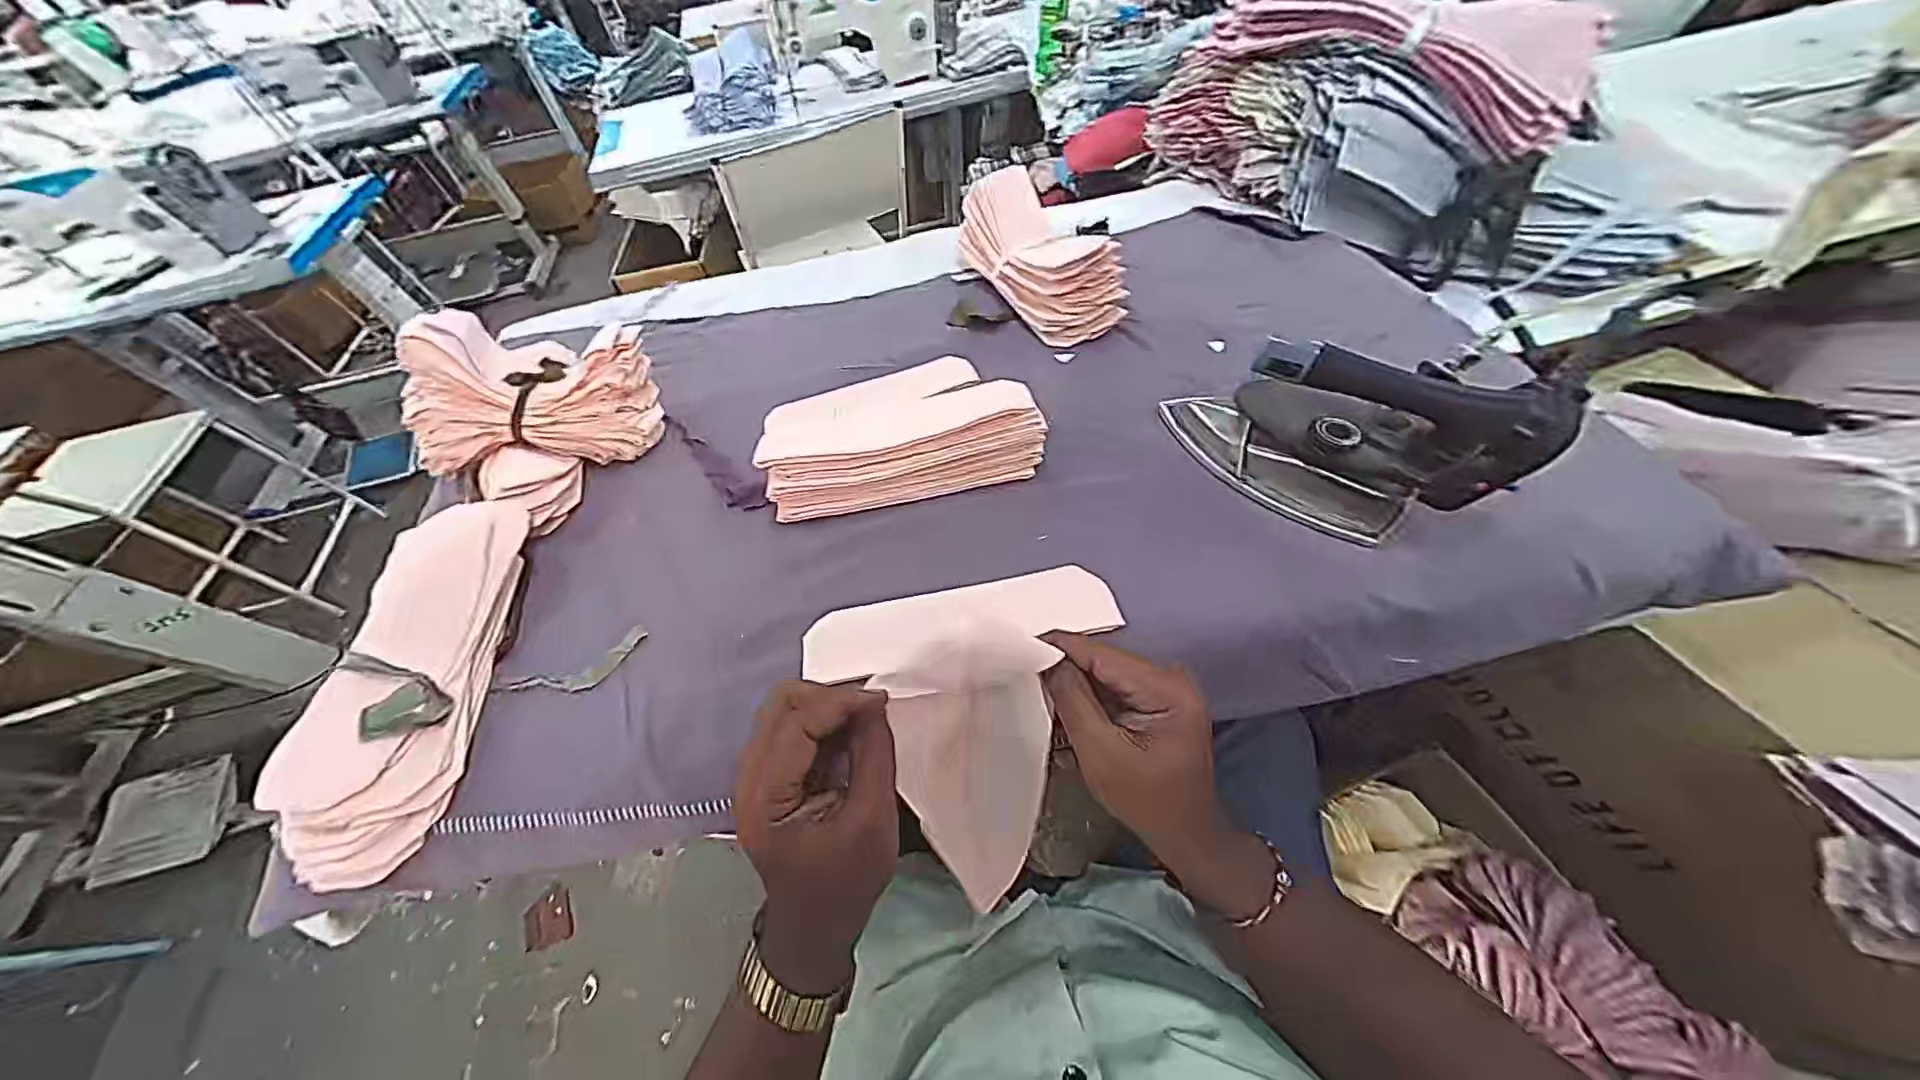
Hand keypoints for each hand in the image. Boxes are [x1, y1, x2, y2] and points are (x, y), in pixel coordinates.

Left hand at [735, 680, 897, 994]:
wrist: (814, 928)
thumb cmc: (844, 884)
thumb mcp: (872, 821)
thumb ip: (873, 756)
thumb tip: (874, 705)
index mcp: (765, 797)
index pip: (796, 724)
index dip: (839, 702)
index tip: (880, 699)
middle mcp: (749, 778)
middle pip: (781, 705)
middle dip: (828, 696)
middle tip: (871, 706)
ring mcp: (755, 775)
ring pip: (785, 710)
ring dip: (826, 706)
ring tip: (864, 718)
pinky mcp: (770, 775)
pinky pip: (793, 728)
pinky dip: (823, 721)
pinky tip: (850, 733)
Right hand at [1042, 633, 1271, 918]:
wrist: (1186, 835)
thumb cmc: (1150, 803)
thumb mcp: (1102, 754)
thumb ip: (1073, 701)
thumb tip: (1049, 662)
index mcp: (1168, 689)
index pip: (1103, 654)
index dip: (1060, 648)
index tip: (1022, 649)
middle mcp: (1169, 679)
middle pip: (1102, 661)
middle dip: (1064, 671)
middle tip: (1026, 681)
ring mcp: (1163, 688)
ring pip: (1102, 674)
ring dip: (1072, 688)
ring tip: (1044, 704)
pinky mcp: (1153, 700)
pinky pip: (1110, 688)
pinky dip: (1086, 700)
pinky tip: (1067, 717)